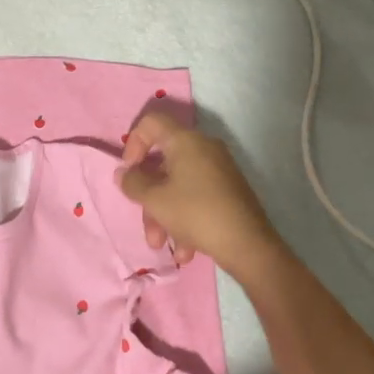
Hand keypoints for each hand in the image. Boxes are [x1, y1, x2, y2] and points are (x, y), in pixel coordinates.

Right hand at [119, 111, 285, 276]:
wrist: (250, 245)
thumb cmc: (196, 213)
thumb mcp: (156, 200)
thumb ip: (134, 183)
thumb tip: (123, 173)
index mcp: (185, 140)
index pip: (151, 123)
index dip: (133, 143)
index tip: (129, 172)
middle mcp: (203, 147)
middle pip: (163, 163)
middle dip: (150, 198)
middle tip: (146, 225)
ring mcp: (218, 169)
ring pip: (179, 185)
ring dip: (165, 215)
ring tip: (163, 246)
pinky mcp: (228, 190)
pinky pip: (197, 197)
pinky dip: (186, 219)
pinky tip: (186, 250)